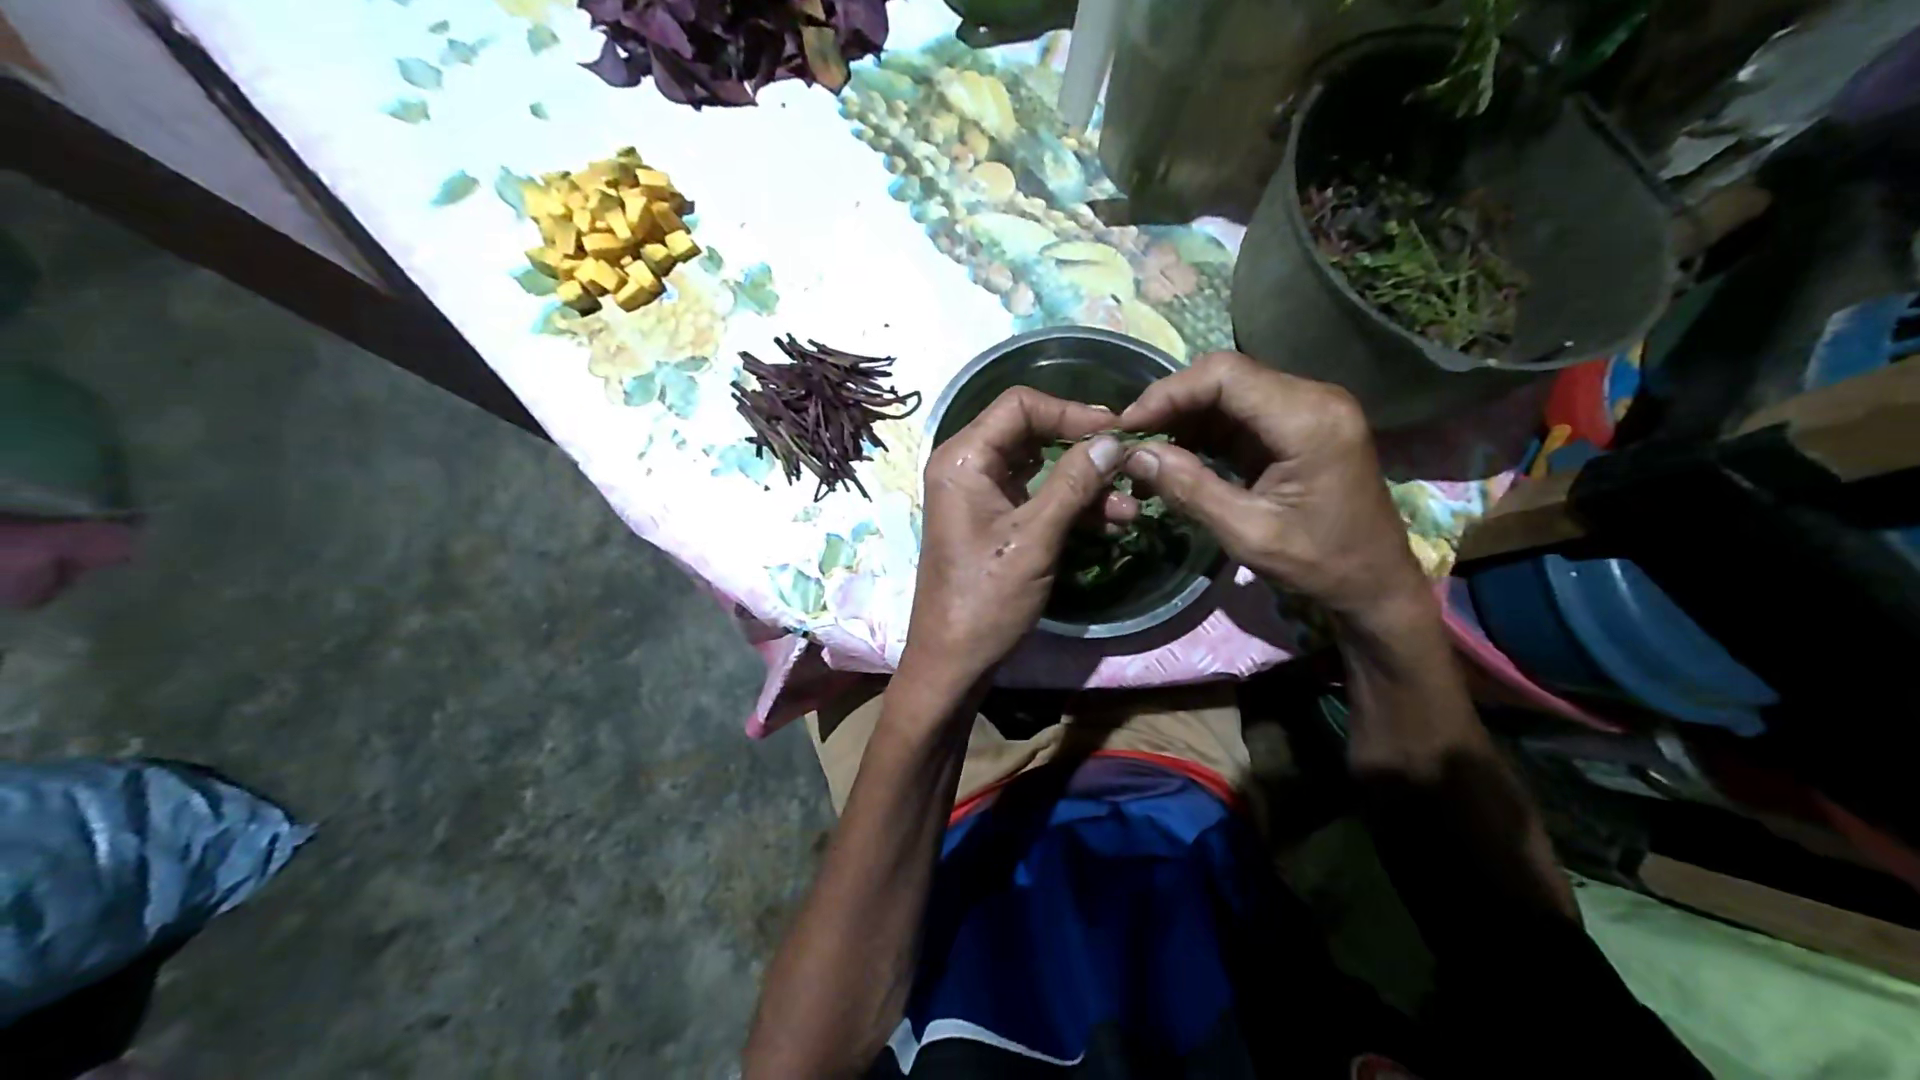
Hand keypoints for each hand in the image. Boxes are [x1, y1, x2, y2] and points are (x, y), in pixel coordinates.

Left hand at [904, 387, 1128, 686]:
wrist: (953, 660)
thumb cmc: (986, 598)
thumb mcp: (1035, 538)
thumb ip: (1073, 484)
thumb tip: (1113, 440)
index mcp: (964, 459)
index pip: (1019, 406)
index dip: (1070, 411)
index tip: (1117, 430)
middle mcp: (968, 466)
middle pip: (1032, 433)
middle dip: (1083, 447)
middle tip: (1129, 460)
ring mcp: (981, 495)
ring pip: (1041, 468)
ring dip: (1085, 483)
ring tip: (1130, 505)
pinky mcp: (995, 520)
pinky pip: (1038, 497)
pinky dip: (1071, 505)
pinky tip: (1112, 521)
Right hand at [1117, 352, 1426, 623]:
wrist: (1374, 582)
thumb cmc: (1319, 563)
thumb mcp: (1247, 533)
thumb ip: (1190, 489)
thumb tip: (1134, 455)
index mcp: (1309, 420)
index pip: (1224, 375)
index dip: (1168, 393)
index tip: (1128, 426)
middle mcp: (1313, 398)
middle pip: (1225, 376)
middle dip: (1171, 403)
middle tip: (1131, 439)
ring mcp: (1308, 408)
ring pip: (1228, 391)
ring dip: (1184, 416)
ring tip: (1146, 450)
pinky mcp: (1298, 424)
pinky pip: (1240, 412)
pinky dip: (1203, 429)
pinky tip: (1176, 454)